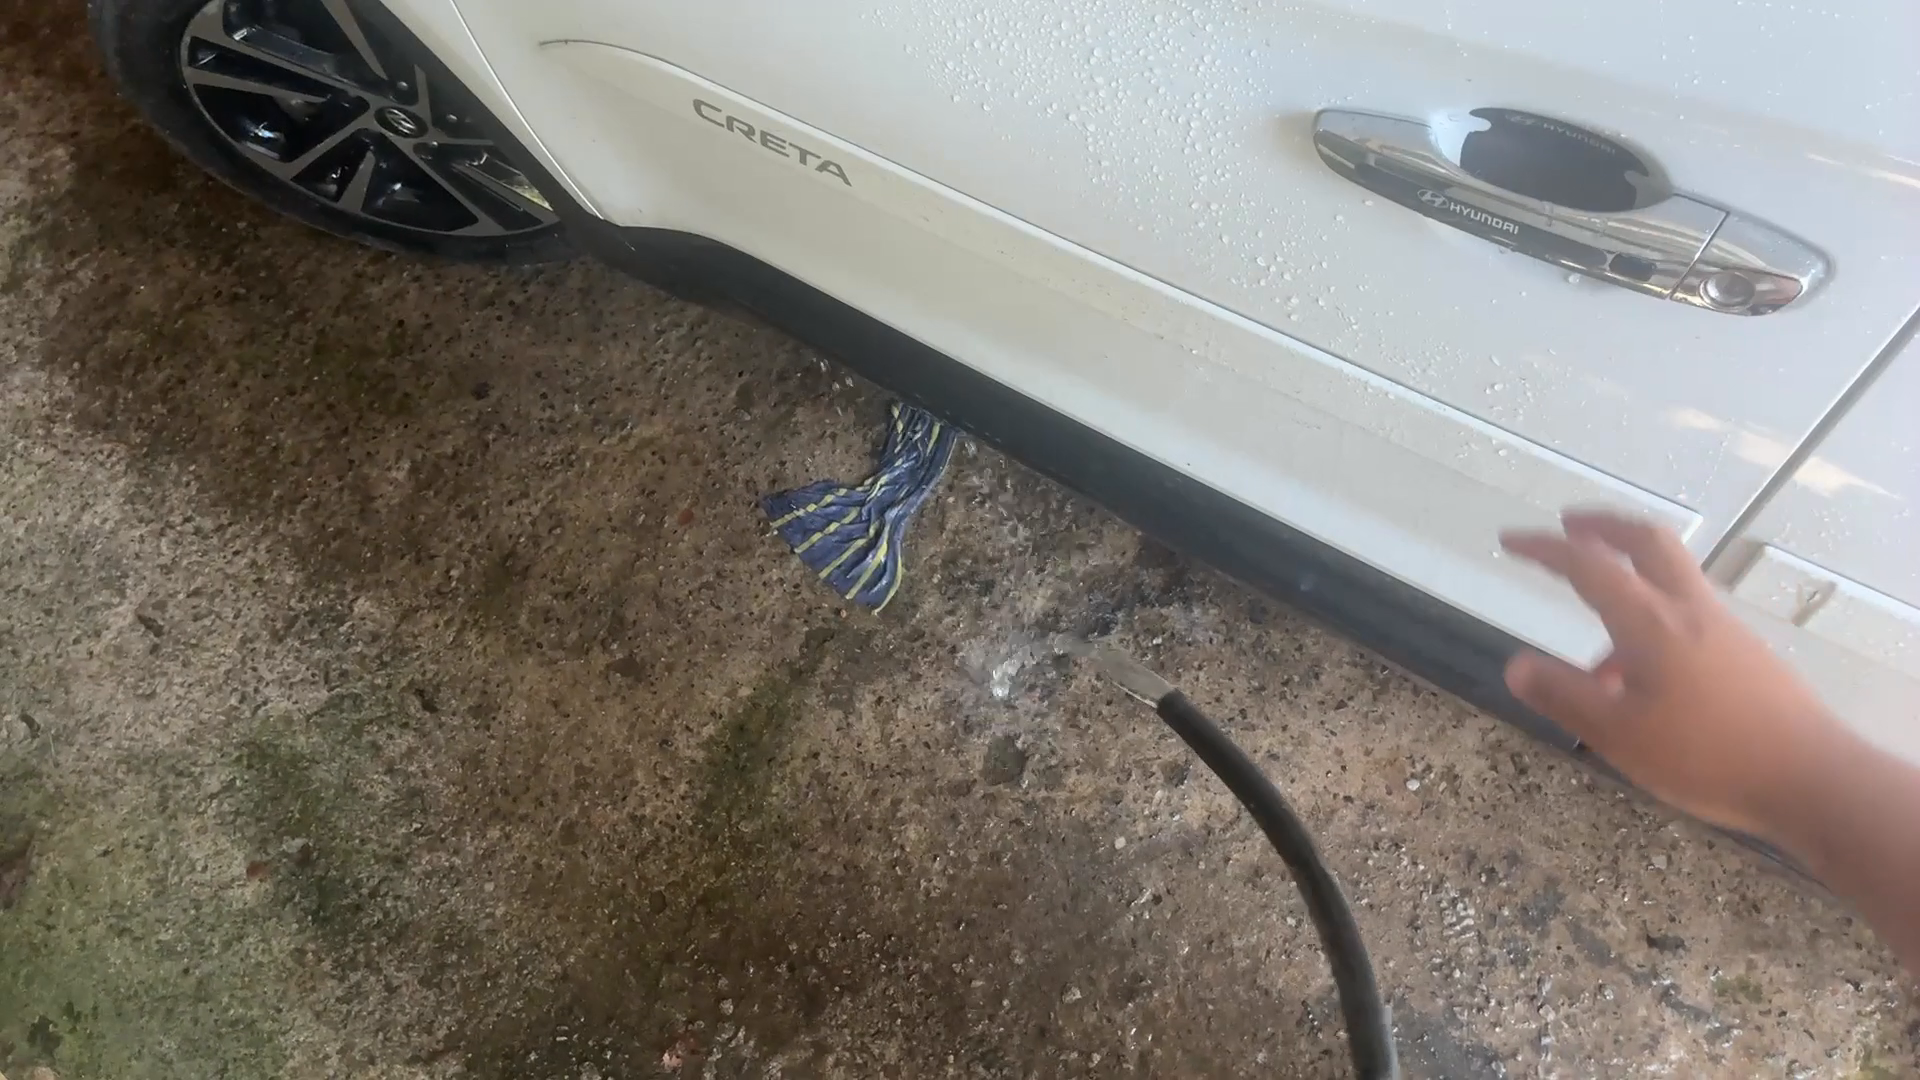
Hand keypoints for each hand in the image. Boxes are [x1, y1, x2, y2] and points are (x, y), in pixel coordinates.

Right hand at [1499, 510, 1838, 839]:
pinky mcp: (1743, 655)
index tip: (1509, 540)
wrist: (1824, 787)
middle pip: (1648, 542)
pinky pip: (1682, 616)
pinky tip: (1631, 678)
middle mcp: (1689, 613)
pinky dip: (1644, 618)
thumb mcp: (1614, 732)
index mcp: (1651, 623)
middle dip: (1603, 525)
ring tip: (1590, 634)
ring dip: (1624, 575)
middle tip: (1568, 523)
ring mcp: (1723, 631)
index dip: (1544, 548)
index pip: (1588, 566)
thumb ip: (1559, 694)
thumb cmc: (1708, 756)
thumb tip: (1516, 666)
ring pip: (1667, 579)